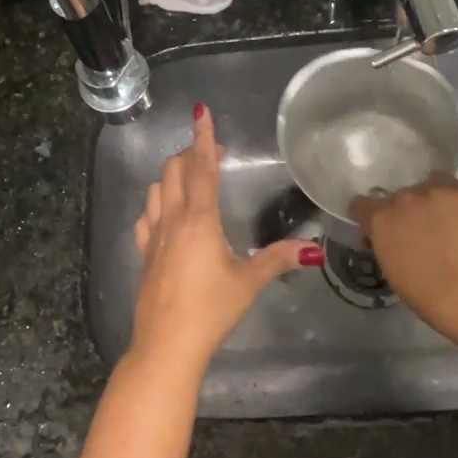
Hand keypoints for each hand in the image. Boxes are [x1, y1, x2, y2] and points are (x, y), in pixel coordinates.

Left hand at [131, 104, 323, 370]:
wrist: (166, 345)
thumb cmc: (210, 310)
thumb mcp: (248, 283)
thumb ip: (278, 260)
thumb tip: (313, 249)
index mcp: (199, 219)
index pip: (201, 167)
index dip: (203, 137)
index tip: (201, 112)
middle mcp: (173, 219)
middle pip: (174, 170)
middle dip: (190, 153)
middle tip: (213, 155)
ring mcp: (153, 236)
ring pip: (156, 189)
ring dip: (171, 176)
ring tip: (191, 180)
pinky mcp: (143, 254)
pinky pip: (145, 217)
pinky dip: (156, 205)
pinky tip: (166, 216)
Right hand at [350, 173, 457, 346]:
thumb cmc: (434, 299)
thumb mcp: (394, 274)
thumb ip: (386, 247)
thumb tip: (393, 240)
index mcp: (379, 221)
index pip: (360, 205)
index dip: (368, 218)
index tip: (380, 233)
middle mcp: (401, 199)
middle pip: (394, 198)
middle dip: (402, 215)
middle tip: (419, 236)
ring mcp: (430, 191)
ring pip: (421, 190)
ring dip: (426, 205)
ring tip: (444, 226)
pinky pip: (444, 182)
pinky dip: (446, 195)